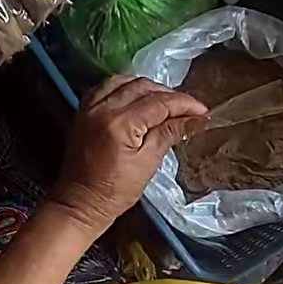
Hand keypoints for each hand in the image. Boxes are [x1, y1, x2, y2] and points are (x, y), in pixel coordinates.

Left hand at [47, 76, 208, 236]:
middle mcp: (103, 108)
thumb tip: (197, 118)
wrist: (80, 202)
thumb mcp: (147, 163)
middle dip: (169, 95)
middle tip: (187, 110)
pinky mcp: (83, 110)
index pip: (159, 103)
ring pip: (125, 81)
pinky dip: (125, 87)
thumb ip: (169, 133)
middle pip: (143, 87)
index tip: (203, 111)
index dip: (185, 104)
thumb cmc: (115, 191)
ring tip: (165, 103)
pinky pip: (106, 87)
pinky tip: (137, 98)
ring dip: (148, 88)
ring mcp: (89, 107)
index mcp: (120, 123)